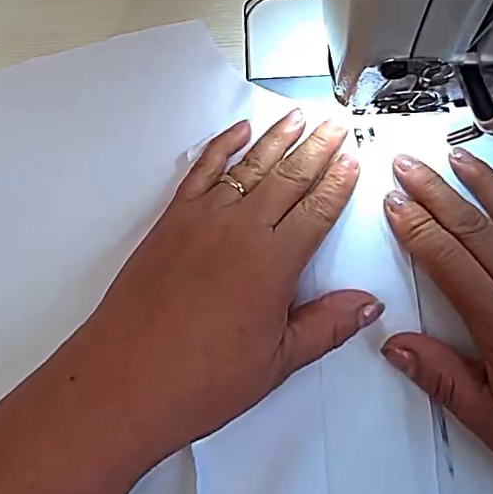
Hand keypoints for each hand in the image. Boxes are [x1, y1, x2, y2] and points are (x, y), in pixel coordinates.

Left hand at [65, 109, 379, 459]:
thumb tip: (364, 305)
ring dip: (278, 137)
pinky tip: (238, 131)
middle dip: (318, 146)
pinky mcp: (174, 215)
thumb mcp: (277, 361)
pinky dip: (222, 145)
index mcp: (272, 262)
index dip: (339, 180)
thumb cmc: (197, 375)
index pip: (318, 209)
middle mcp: (240, 229)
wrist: (128, 374)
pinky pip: (203, 168)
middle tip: (335, 125)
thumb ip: (326, 325)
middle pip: (290, 175)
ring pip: (251, 164)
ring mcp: (204, 216)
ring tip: (298, 118)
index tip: (352, 159)